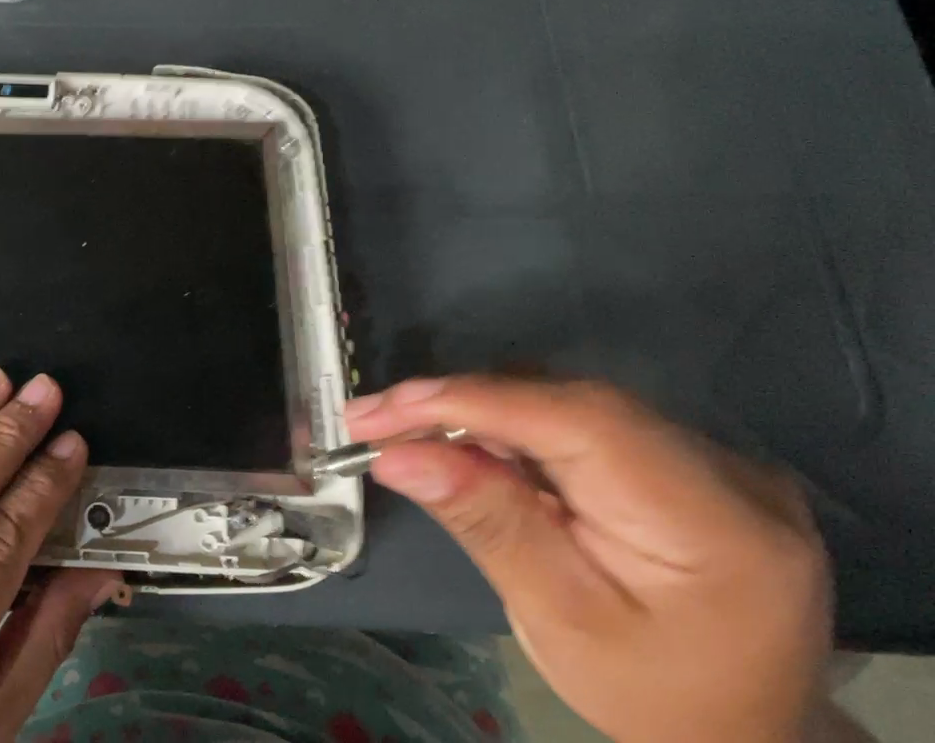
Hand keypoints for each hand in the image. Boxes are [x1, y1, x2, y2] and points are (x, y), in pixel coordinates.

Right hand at [346, 376, 832, 742]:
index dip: (470, 402)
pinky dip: (515, 429)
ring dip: (481, 413)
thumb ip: (487, 523)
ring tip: (407, 435)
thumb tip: (396, 454)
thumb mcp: (557, 617)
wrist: (739, 733)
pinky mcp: (689, 462)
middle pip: (573, 403)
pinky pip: (586, 422)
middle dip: (463, 404)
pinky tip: (472, 450)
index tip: (376, 413)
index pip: (579, 421)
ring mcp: (716, 461)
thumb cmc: (647, 691)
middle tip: (372, 423)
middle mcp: (730, 471)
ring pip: (572, 403)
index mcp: (715, 523)